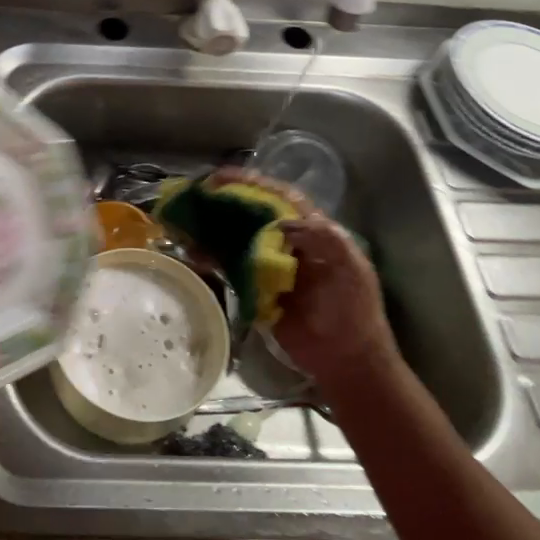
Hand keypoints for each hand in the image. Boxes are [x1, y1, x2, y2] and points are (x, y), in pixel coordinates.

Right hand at [198, 168, 397, 378]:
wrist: (348, 362)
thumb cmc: (354, 311)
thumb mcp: (349, 269)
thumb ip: (322, 238)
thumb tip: (280, 222)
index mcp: (314, 231)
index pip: (280, 197)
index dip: (252, 183)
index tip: (221, 177)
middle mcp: (289, 242)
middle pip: (252, 212)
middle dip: (224, 200)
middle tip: (193, 194)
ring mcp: (271, 266)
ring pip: (237, 237)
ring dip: (212, 227)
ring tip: (185, 218)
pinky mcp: (256, 289)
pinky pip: (230, 267)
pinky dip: (211, 258)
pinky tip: (193, 252)